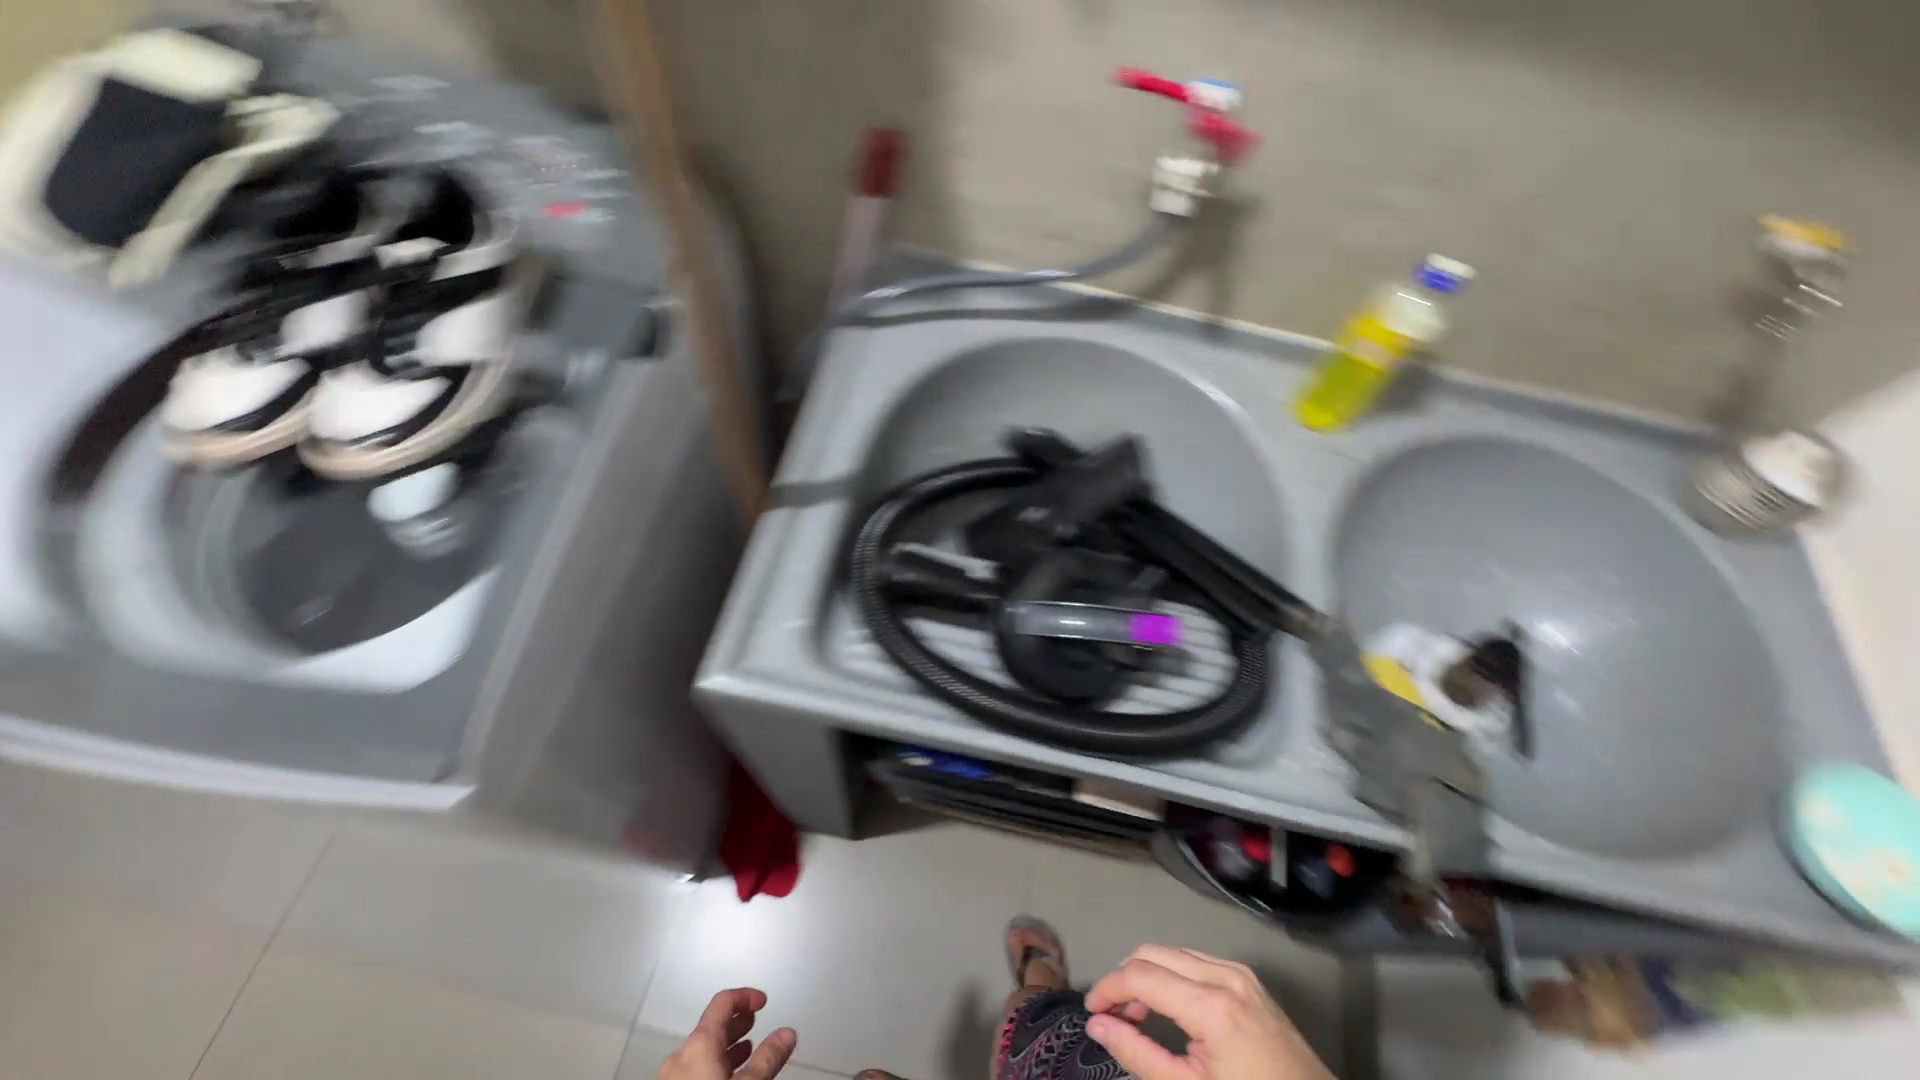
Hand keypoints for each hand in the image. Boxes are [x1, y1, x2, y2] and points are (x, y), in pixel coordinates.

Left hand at [661, 988, 797, 1079]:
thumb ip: (770, 1057)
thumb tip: (787, 1033)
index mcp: (699, 1044)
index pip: (722, 1002)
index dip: (746, 996)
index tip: (763, 1001)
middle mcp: (680, 1057)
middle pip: (710, 1027)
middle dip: (737, 1022)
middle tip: (757, 1020)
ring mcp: (671, 1078)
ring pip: (702, 1052)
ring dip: (727, 1046)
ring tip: (748, 1050)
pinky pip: (694, 1071)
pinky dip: (715, 1066)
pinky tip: (728, 1079)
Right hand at [1083, 946, 1331, 1079]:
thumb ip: (1138, 1053)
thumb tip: (1097, 1025)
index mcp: (1210, 1004)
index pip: (1140, 974)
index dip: (1107, 988)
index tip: (1090, 1011)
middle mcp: (1225, 975)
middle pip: (1154, 952)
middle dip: (1125, 978)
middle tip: (1113, 1017)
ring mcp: (1241, 974)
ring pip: (1174, 952)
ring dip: (1148, 974)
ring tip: (1137, 1015)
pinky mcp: (1250, 981)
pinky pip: (1198, 961)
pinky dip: (1173, 975)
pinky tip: (1169, 1007)